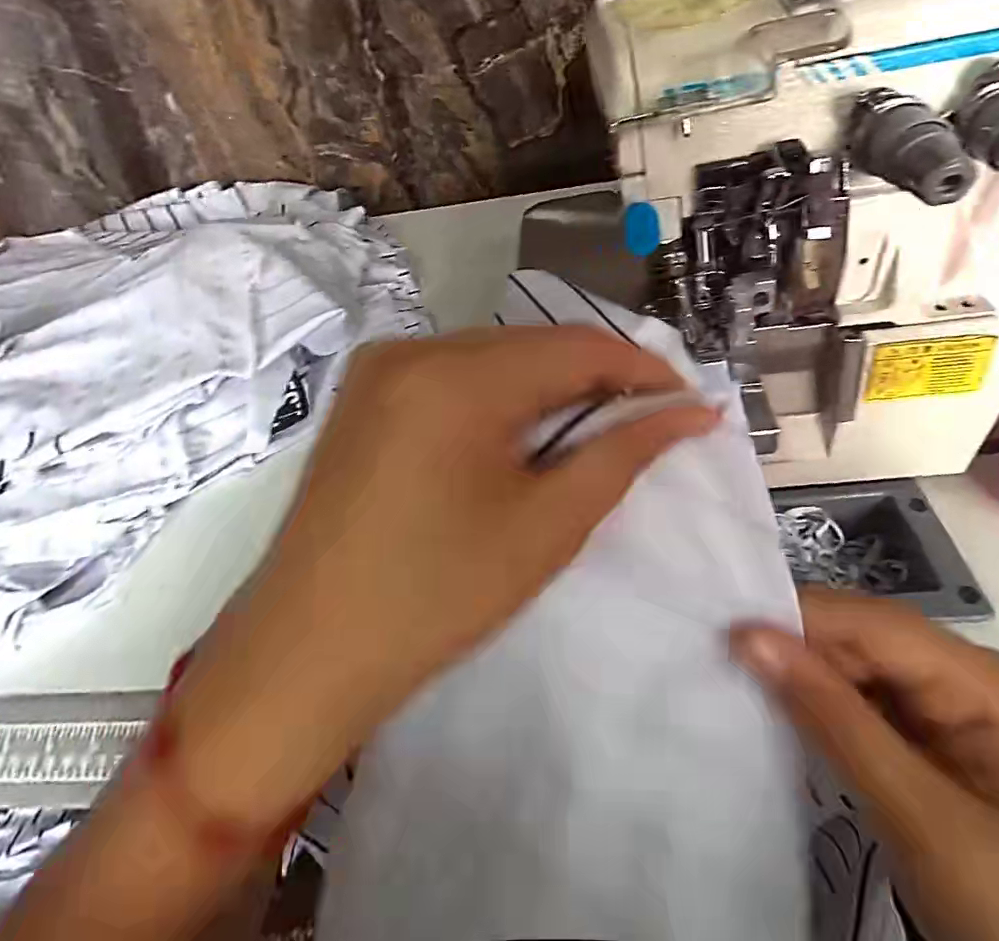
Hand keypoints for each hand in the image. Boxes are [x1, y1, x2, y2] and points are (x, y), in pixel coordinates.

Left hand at [165, 327, 717, 828]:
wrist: (308, 654)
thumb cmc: (439, 596)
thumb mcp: (548, 525)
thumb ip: (624, 454)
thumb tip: (691, 413)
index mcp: (456, 378)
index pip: (577, 346)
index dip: (643, 368)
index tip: (688, 401)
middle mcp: (413, 350)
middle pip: (536, 344)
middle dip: (601, 376)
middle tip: (650, 420)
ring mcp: (381, 368)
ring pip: (497, 356)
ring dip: (555, 385)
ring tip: (598, 429)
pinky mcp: (366, 394)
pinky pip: (457, 374)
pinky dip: (506, 394)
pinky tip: (529, 431)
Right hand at [731, 591, 998, 940]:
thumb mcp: (925, 824)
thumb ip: (837, 725)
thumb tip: (755, 641)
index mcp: (998, 688)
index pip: (884, 627)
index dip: (805, 618)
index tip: (729, 625)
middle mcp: (986, 687)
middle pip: (880, 646)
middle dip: (807, 648)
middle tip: (726, 654)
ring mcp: (973, 722)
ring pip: (878, 679)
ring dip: (817, 682)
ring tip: (746, 678)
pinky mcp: (957, 754)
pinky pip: (887, 716)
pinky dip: (839, 716)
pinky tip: (794, 717)